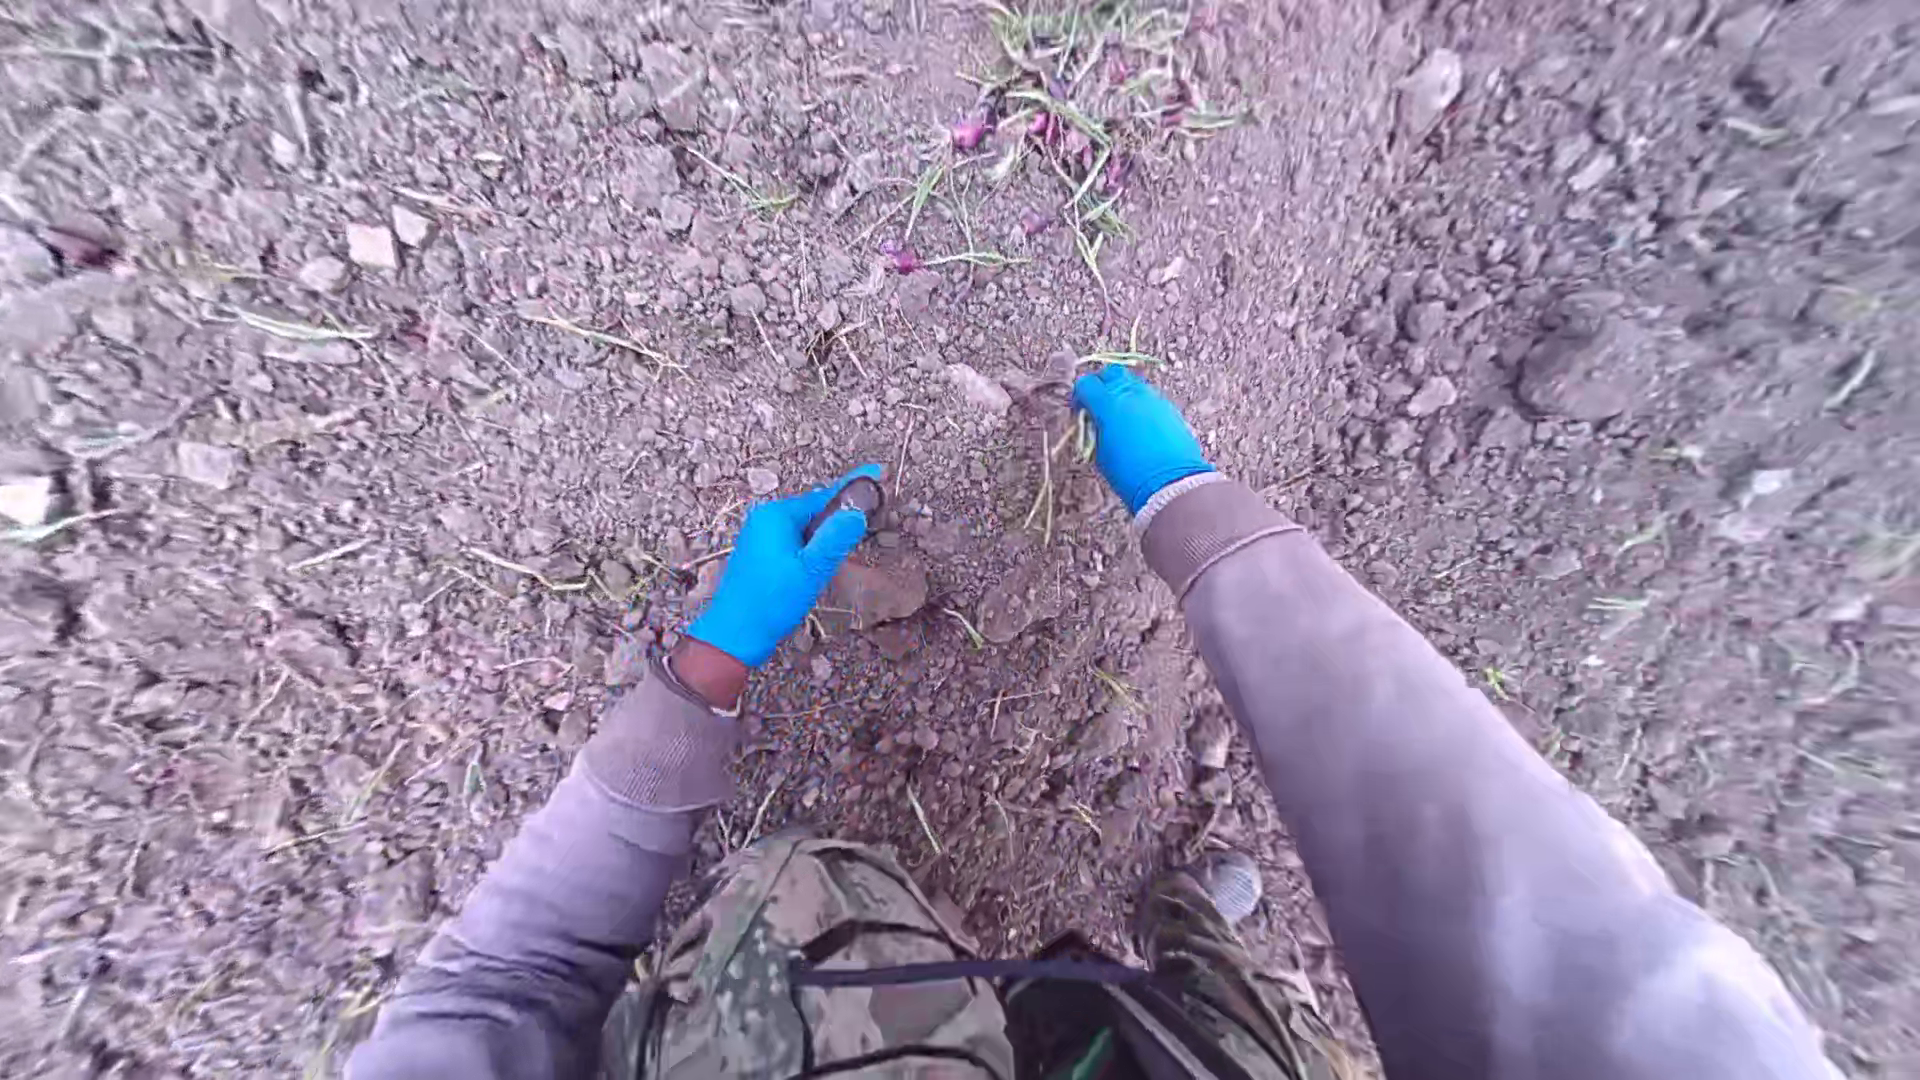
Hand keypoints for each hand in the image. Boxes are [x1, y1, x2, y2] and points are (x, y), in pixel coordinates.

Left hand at [688, 465, 881, 666]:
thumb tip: (857, 511)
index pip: (824, 496)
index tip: (877, 474)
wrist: (735, 636)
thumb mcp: (812, 570)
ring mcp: (760, 536)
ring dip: (826, 539)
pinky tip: (819, 568)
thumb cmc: (771, 603)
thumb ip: (835, 538)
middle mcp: (765, 519)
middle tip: (864, 531)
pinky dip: (812, 549)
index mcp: (777, 515)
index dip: (853, 489)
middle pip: (816, 511)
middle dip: (840, 520)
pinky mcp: (761, 553)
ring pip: (806, 529)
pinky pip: (795, 541)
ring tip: (838, 560)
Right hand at [1072, 365, 1213, 512]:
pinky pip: (1148, 398)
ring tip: (1120, 418)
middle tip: (1098, 406)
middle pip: (1111, 373)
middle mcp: (1131, 394)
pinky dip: (1139, 405)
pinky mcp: (1168, 408)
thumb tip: (1093, 423)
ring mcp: (1152, 399)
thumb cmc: (1129, 474)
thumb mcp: (1100, 454)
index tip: (1080, 411)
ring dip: (1122, 394)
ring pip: (1132, 383)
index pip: (1086, 384)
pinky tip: (1138, 426)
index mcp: (1108, 404)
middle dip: (1101, 385)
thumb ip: (1094, 431)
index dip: (1079, 397)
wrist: (1170, 482)